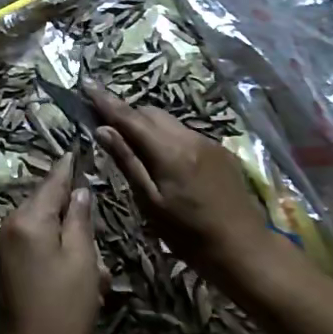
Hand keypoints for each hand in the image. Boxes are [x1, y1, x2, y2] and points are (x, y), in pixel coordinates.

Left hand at [0, 153, 100, 333]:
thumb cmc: (65, 311)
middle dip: (68, 211)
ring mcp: (0, 249)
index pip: (50, 184)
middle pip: (41, 205)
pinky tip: (70, 274)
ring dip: (62, 236)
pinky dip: (50, 251)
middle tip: (94, 224)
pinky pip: (29, 246)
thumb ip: (79, 221)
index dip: (66, 169)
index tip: (74, 151)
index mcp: (26, 221)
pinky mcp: (1, 269)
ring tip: (89, 264)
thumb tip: (79, 191)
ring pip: (37, 227)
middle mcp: (6, 227)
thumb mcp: (82, 261)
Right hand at [87, 85, 270, 270]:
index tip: (87, 83)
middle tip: (107, 125)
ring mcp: (208, 143)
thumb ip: (127, 162)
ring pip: (168, 122)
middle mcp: (190, 138)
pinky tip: (164, 159)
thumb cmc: (189, 235)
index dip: (106, 101)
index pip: (130, 117)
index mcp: (169, 151)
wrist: (245, 250)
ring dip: (147, 126)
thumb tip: (103, 130)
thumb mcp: (150, 202)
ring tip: (133, 144)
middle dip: (126, 114)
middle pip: (150, 113)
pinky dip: (167, 137)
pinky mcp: (220, 152)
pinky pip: (185, 133)